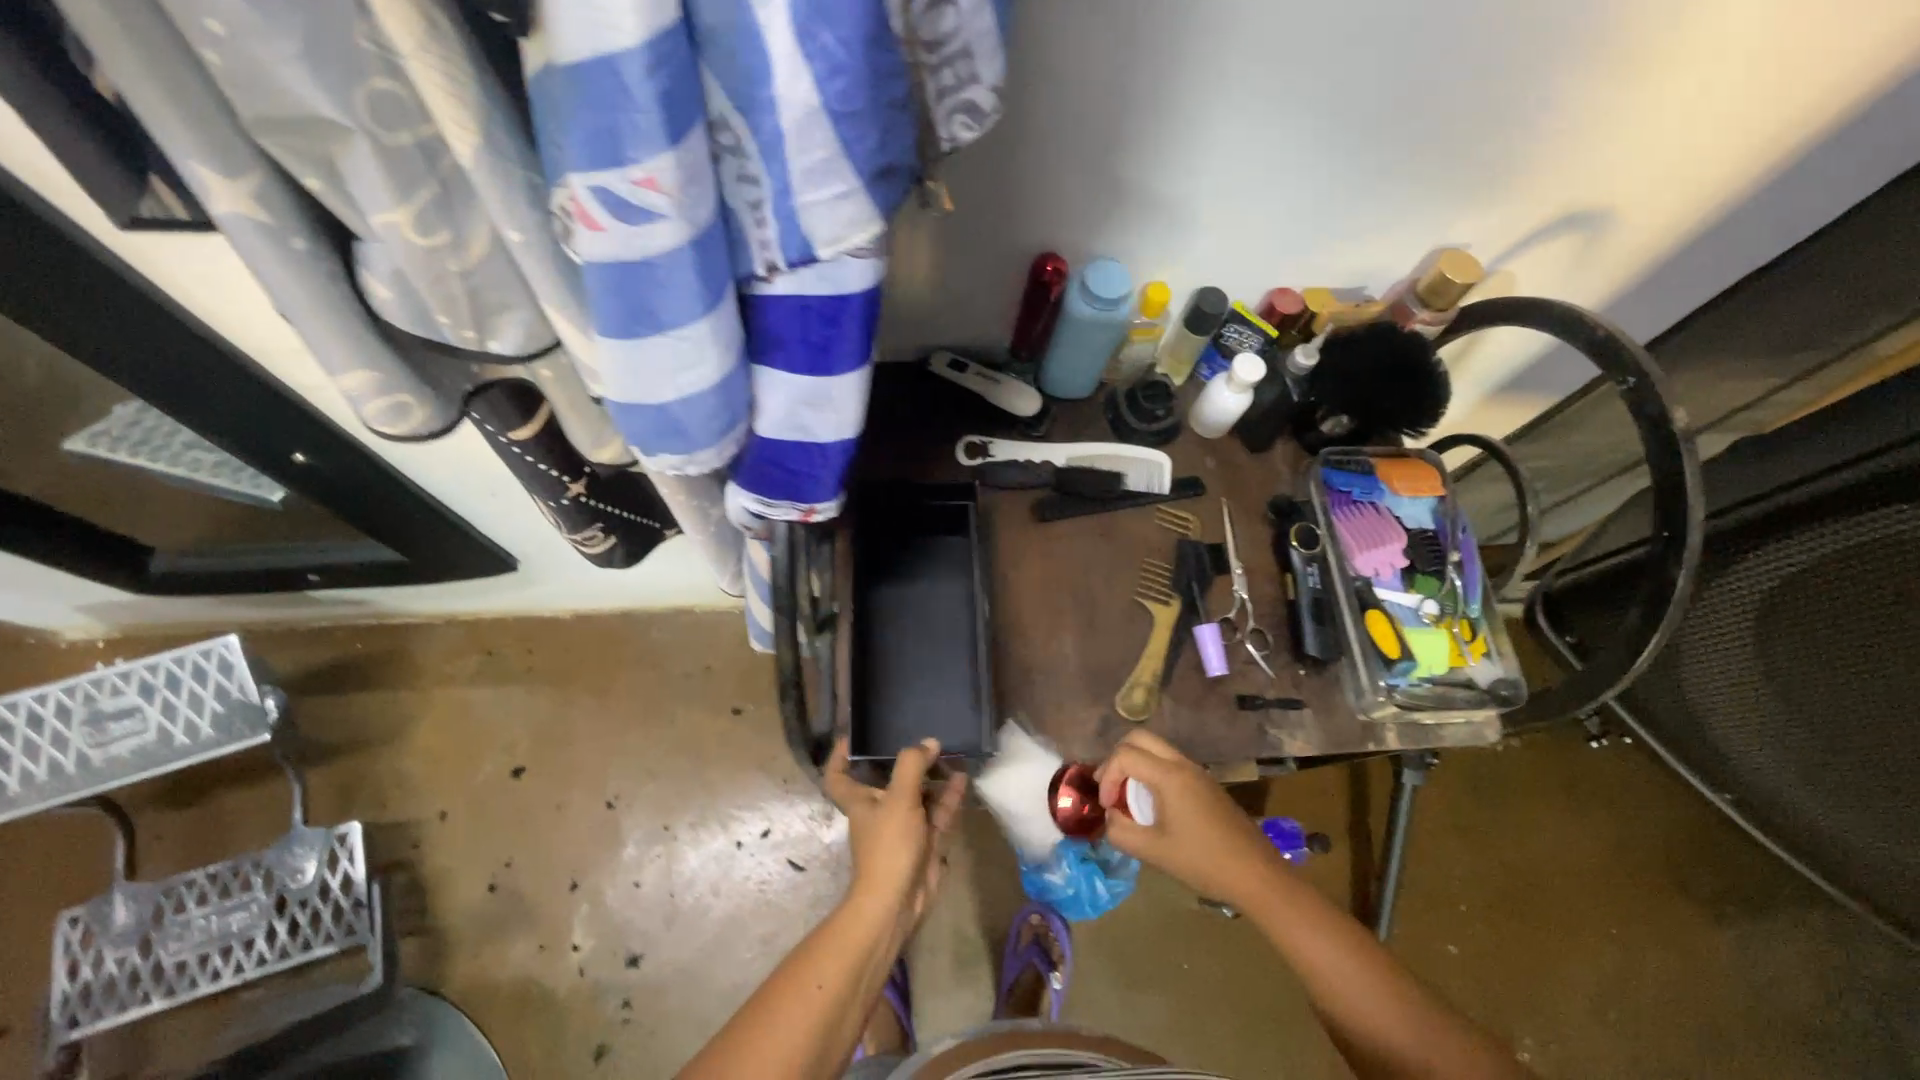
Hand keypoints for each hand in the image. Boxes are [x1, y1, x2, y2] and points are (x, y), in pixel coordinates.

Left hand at [823, 737, 967, 939]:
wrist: (898, 901)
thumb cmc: (888, 845)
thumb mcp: (898, 799)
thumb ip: (912, 766)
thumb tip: (928, 742)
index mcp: (860, 801)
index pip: (839, 776)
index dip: (840, 756)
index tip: (853, 737)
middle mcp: (879, 811)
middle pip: (888, 780)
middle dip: (905, 761)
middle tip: (923, 737)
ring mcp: (904, 827)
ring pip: (918, 794)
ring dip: (932, 776)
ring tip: (951, 752)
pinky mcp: (925, 841)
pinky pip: (937, 812)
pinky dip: (948, 796)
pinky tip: (963, 778)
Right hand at [1094, 729, 1283, 907]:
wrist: (1256, 874)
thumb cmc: (1203, 862)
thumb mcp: (1153, 851)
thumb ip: (1120, 831)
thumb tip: (1111, 817)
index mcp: (1170, 776)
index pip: (1124, 755)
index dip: (1106, 777)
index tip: (1107, 807)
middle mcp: (1183, 765)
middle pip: (1139, 738)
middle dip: (1117, 759)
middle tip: (1110, 788)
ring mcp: (1198, 773)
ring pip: (1156, 749)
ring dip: (1136, 766)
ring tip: (1126, 798)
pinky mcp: (1206, 785)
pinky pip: (1170, 764)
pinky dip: (1152, 774)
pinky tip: (1151, 806)